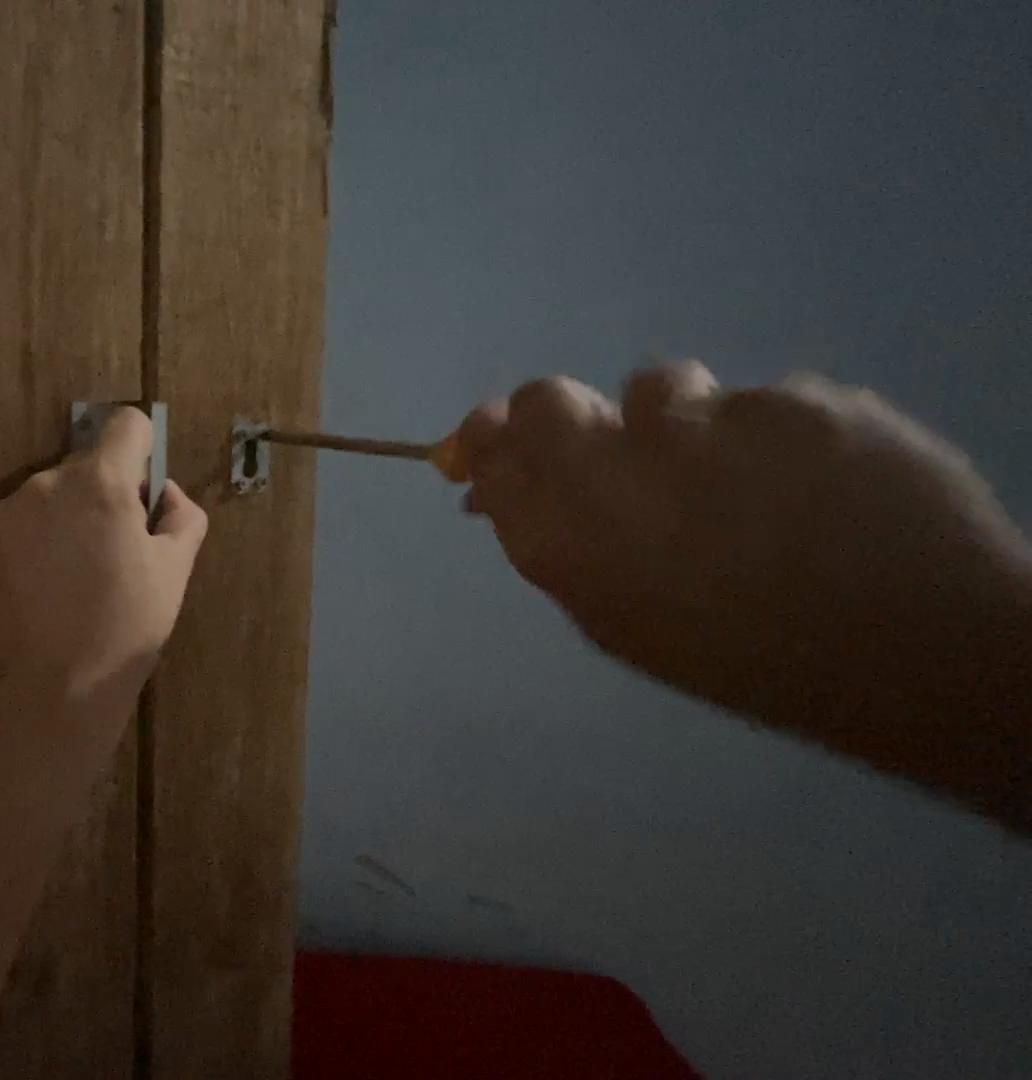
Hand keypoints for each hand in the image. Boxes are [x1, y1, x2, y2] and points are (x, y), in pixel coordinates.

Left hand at [0, 407, 208, 698]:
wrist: (59, 681)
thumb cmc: (128, 624)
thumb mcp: (176, 569)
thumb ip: (182, 514)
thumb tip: (164, 492)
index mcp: (102, 482)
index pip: (128, 423)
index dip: (145, 449)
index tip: (144, 490)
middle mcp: (51, 481)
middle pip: (90, 461)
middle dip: (108, 489)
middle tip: (117, 546)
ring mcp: (13, 508)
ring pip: (56, 489)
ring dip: (72, 511)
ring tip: (80, 569)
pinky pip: (27, 515)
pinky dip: (42, 532)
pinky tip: (49, 577)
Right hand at [455, 363, 1031, 726]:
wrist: (914, 653)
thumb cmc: (732, 652)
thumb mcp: (609, 615)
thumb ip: (546, 540)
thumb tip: (491, 488)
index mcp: (560, 534)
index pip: (489, 449)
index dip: (487, 435)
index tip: (497, 436)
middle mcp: (611, 468)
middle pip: (547, 398)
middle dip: (559, 412)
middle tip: (605, 442)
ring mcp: (704, 425)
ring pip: (658, 387)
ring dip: (674, 420)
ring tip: (731, 470)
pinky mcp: (795, 398)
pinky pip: (757, 398)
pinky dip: (769, 430)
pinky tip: (811, 477)